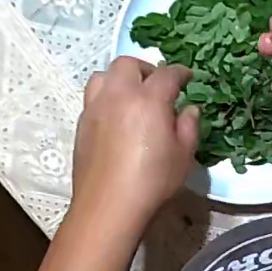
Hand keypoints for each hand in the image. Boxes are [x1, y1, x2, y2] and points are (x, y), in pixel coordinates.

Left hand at [70, 57, 198, 229]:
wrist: (109, 206)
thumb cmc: (153, 182)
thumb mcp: (184, 156)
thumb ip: (189, 126)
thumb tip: (189, 109)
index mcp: (148, 100)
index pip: (167, 74)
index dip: (180, 73)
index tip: (188, 78)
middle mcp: (119, 96)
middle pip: (128, 64)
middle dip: (146, 69)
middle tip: (159, 85)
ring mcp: (95, 108)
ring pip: (104, 76)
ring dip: (121, 79)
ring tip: (133, 96)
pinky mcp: (82, 124)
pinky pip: (94, 97)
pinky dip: (109, 97)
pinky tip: (118, 117)